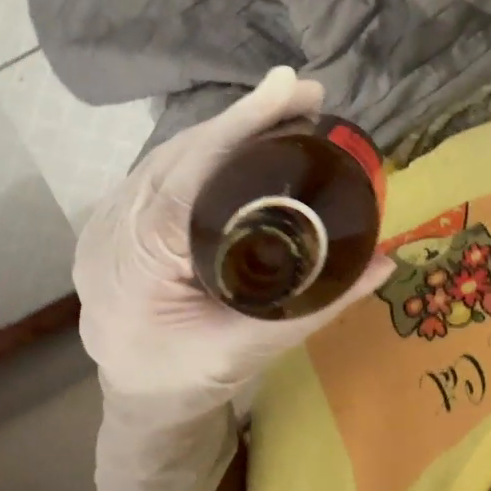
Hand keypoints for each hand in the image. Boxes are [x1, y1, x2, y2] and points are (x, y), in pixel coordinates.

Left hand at [74, 66, 392, 490]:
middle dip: (242, 117)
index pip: (185, 178)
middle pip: (179, 154)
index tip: (285, 86)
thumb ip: (318, 303)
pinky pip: (161, 166)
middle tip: (306, 94)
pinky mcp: (115, 218)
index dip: (235, 126)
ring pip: (169, 153)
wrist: (142, 403)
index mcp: (135, 268)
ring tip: (285, 105)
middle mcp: (111, 234)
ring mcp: (105, 223)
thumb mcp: (254, 346)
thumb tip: (385, 259)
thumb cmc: (192, 379)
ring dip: (226, 125)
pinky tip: (241, 131)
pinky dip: (205, 142)